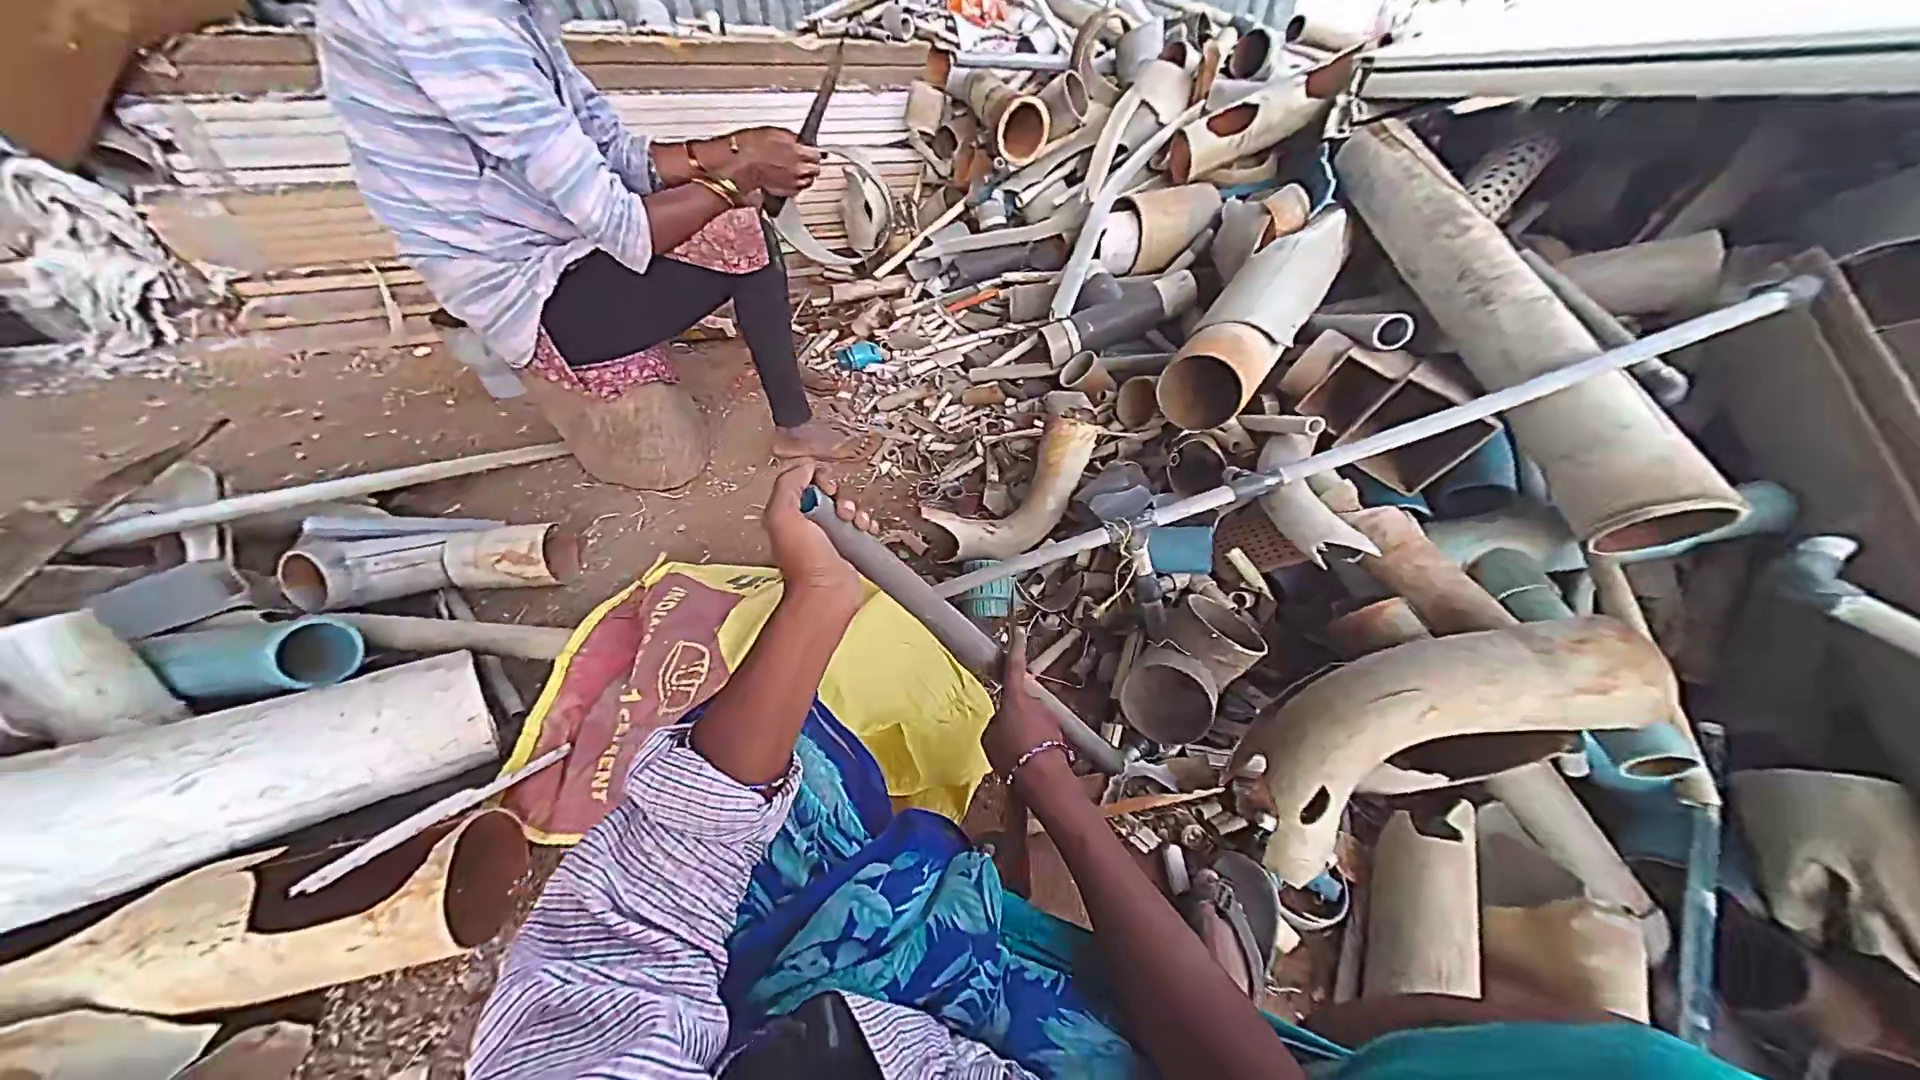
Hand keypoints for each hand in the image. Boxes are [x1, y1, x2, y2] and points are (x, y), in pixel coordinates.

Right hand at [711, 127, 822, 197]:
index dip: (813, 152)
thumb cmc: (752, 147)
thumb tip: (799, 142)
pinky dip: (795, 184)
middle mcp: (800, 170)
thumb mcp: (776, 133)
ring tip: (792, 169)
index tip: (810, 151)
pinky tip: (786, 177)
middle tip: (802, 160)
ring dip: (804, 175)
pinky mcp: (788, 193)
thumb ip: (793, 139)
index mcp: (799, 152)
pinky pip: (798, 188)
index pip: (817, 154)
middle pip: (815, 169)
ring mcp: (795, 183)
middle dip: (810, 164)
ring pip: (808, 180)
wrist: (741, 164)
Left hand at [764, 460, 868, 600]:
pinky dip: (866, 524)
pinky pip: (861, 525)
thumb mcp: (783, 516)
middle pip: (830, 493)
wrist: (827, 593)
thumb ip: (788, 485)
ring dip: (856, 510)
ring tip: (853, 523)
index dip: (819, 480)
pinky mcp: (848, 546)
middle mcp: (808, 523)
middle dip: (841, 497)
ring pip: (848, 507)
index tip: (826, 491)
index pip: (806, 480)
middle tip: (841, 511)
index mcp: (789, 513)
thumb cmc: (805, 562)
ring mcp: (829, 536)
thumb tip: (804, 466)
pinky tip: (865, 530)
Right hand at [984, 625, 1067, 778]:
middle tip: (1006, 734)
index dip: (1016, 647)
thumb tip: (1002, 721)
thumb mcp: (990, 737)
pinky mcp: (1060, 734)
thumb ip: (996, 722)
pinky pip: (1042, 734)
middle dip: (1015, 712)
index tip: (1018, 628)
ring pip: (1033, 718)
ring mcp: (1050, 717)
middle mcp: (1036, 701)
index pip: (1014, 665)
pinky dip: (1036, 743)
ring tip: (1016, 753)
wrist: (1042, 778)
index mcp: (1015, 697)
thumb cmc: (1011, 754)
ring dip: (1026, 730)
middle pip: (1022, 699)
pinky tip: (1028, 760)